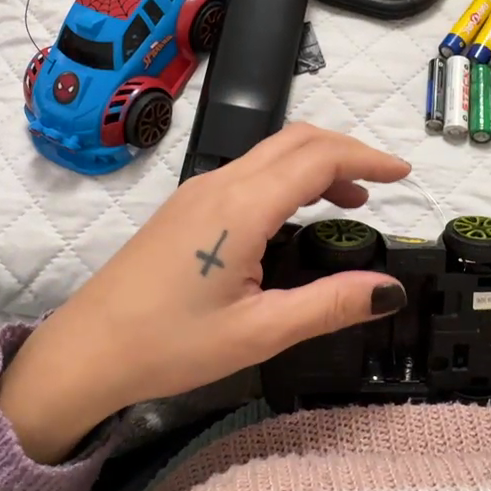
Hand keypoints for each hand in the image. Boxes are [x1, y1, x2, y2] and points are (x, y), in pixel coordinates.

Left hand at [0, 124, 411, 462]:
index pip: (318, 158)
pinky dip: (288, 175)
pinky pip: (250, 170)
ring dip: (317, 161)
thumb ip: (329, 305)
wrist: (86, 351)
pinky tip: (299, 212)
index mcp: (242, 206)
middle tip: (384, 180)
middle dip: (346, 150)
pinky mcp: (187, 204)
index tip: (403, 172)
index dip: (367, 158)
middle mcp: (221, 183)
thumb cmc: (170, 345)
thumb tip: (389, 289)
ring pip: (272, 152)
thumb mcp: (258, 333)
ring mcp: (199, 190)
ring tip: (351, 199)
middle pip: (297, 139)